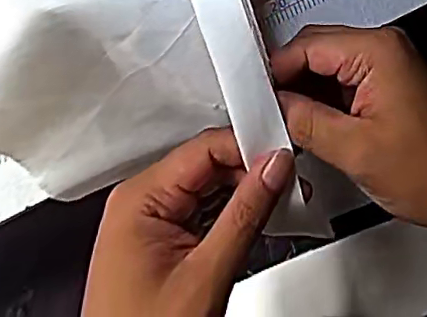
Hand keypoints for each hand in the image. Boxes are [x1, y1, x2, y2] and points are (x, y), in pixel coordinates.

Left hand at [82, 128, 293, 316]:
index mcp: (139, 198)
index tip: (284, 156)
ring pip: (209, 186)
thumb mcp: (204, 277)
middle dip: (251, 172)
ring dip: (244, 193)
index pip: (206, 148)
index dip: (248, 147)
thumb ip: (245, 214)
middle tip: (287, 183)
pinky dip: (231, 214)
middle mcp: (139, 202)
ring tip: (277, 203)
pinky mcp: (159, 242)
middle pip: (209, 164)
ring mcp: (147, 222)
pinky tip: (254, 222)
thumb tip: (272, 167)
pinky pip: (203, 210)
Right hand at [270, 25, 426, 248]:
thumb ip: (306, 120)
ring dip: (305, 89)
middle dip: (289, 78)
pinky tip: (311, 122)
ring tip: (288, 122)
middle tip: (266, 109)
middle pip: (316, 48)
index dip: (277, 70)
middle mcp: (384, 46)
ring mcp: (387, 61)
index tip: (256, 94)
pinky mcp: (387, 78)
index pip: (309, 45)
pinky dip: (323, 98)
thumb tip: (275, 104)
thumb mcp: (354, 149)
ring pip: (327, 63)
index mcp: (378, 50)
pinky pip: (343, 77)